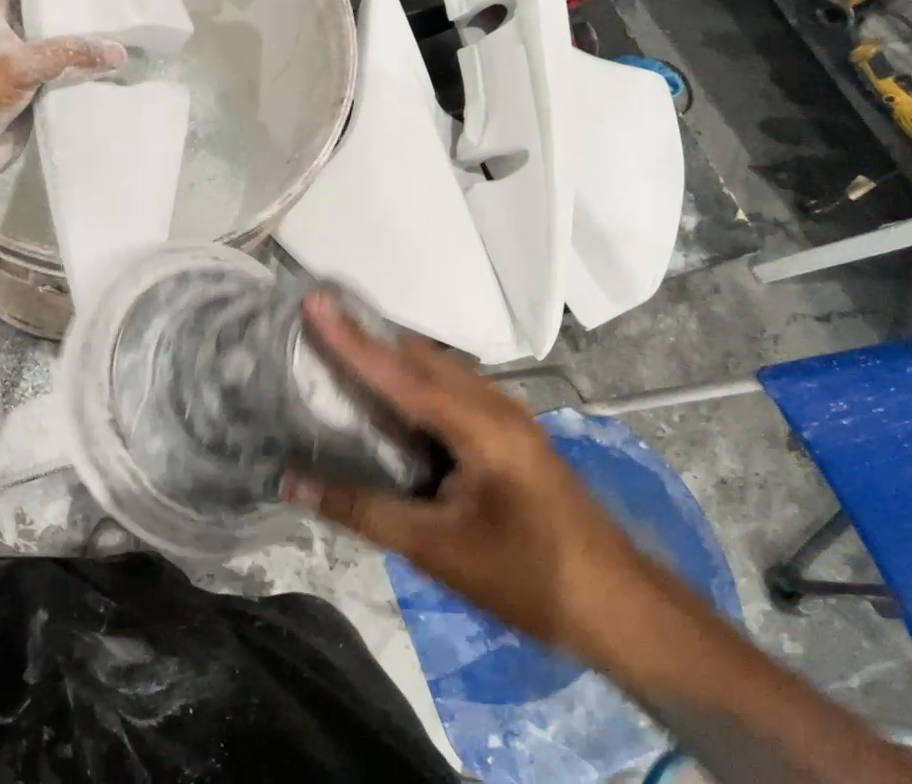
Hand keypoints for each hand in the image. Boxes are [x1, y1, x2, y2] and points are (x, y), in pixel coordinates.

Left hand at [0, 0, 126, 187]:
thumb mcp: (18, 64)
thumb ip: (66, 54)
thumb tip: (116, 52)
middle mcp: (1, 32)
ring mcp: (16, 63)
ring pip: (50, 35)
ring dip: (74, 24)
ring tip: (110, 0)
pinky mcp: (30, 92)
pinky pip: (62, 72)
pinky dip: (82, 66)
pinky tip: (109, 57)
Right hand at [286, 293, 650, 653]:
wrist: (621, 610)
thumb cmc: (528, 576)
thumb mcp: (435, 548)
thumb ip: (360, 510)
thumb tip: (289, 482)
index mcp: (480, 427)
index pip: (400, 374)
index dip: (351, 340)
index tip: (315, 301)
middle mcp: (496, 409)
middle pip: (421, 358)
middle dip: (369, 337)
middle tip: (316, 323)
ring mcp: (510, 422)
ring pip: (439, 373)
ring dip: (391, 360)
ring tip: (340, 354)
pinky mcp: (511, 441)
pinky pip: (451, 394)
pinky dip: (412, 386)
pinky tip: (389, 405)